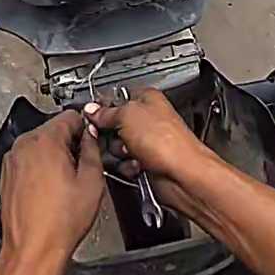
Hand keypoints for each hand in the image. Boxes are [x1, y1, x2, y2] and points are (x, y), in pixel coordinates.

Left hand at [0, 110, 106, 274]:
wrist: (32, 249)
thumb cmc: (59, 222)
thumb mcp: (92, 181)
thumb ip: (93, 150)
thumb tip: (90, 137)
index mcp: (45, 140)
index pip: (70, 116)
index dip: (85, 129)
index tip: (91, 142)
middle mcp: (24, 144)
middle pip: (53, 129)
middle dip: (69, 144)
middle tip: (81, 168)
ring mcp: (12, 159)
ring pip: (40, 145)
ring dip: (54, 156)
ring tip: (65, 184)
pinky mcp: (7, 174)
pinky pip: (28, 160)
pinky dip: (39, 168)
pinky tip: (50, 191)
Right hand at [86, 89, 217, 213]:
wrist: (183, 177)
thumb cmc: (167, 142)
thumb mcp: (127, 116)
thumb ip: (106, 112)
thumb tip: (92, 110)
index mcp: (147, 99)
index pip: (115, 98)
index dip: (103, 107)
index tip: (95, 115)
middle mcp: (148, 120)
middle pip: (112, 125)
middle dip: (111, 134)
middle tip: (118, 136)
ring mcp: (147, 143)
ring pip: (115, 146)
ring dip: (118, 153)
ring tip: (130, 153)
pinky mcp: (146, 164)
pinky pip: (123, 164)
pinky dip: (126, 166)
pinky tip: (136, 166)